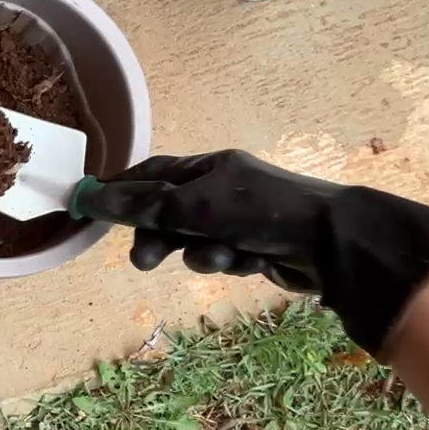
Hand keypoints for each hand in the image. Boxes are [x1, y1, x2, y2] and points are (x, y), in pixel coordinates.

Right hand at [74, 151, 428, 357]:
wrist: (337, 243)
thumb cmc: (259, 213)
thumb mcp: (191, 207)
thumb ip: (141, 205)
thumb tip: (91, 197)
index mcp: (207, 167)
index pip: (149, 174)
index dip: (119, 190)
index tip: (91, 208)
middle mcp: (220, 188)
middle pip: (166, 213)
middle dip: (156, 237)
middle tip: (144, 261)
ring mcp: (238, 217)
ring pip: (191, 240)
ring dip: (198, 253)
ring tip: (215, 259)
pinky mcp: (253, 245)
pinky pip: (219, 255)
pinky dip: (226, 260)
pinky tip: (244, 261)